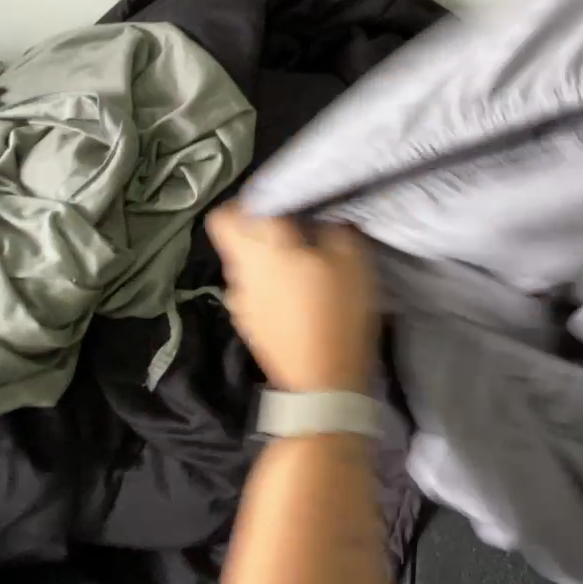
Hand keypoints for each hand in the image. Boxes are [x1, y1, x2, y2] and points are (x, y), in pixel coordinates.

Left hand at [205, 204, 378, 392]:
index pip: (228, 214)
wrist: (322, 378)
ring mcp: (242, 301)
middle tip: (300, 236)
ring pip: (248, 266)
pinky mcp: (250, 324)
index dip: (250, 205)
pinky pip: (257, 292)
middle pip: (236, 239)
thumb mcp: (353, 261)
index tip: (284, 207)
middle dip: (263, 233)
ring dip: (271, 262)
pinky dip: (274, 288)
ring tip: (307, 269)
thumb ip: (333, 231)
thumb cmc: (340, 311)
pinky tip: (302, 300)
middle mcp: (242, 271)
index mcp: (263, 249)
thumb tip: (321, 218)